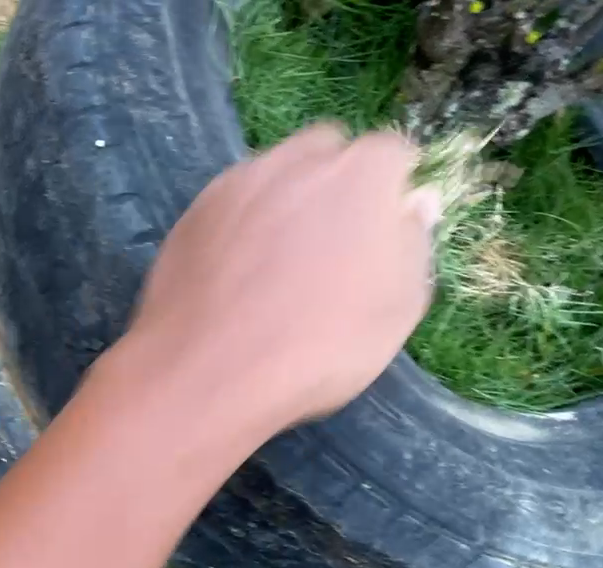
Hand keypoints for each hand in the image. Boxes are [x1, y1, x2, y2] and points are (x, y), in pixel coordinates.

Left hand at [108, 123, 436, 441]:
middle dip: (333, 188)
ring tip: (273, 268)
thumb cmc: (317, 351)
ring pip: (271, 176)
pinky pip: (228, 209)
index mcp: (360, 174)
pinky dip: (236, 229)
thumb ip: (412, 244)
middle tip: (325, 251)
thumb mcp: (398, 310)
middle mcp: (295, 161)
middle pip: (326, 154)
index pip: (392, 157)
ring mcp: (235, 185)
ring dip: (281, 205)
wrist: (206, 377)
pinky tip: (231, 277)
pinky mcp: (190, 215)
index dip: (389, 197)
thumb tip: (411, 206)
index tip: (378, 239)